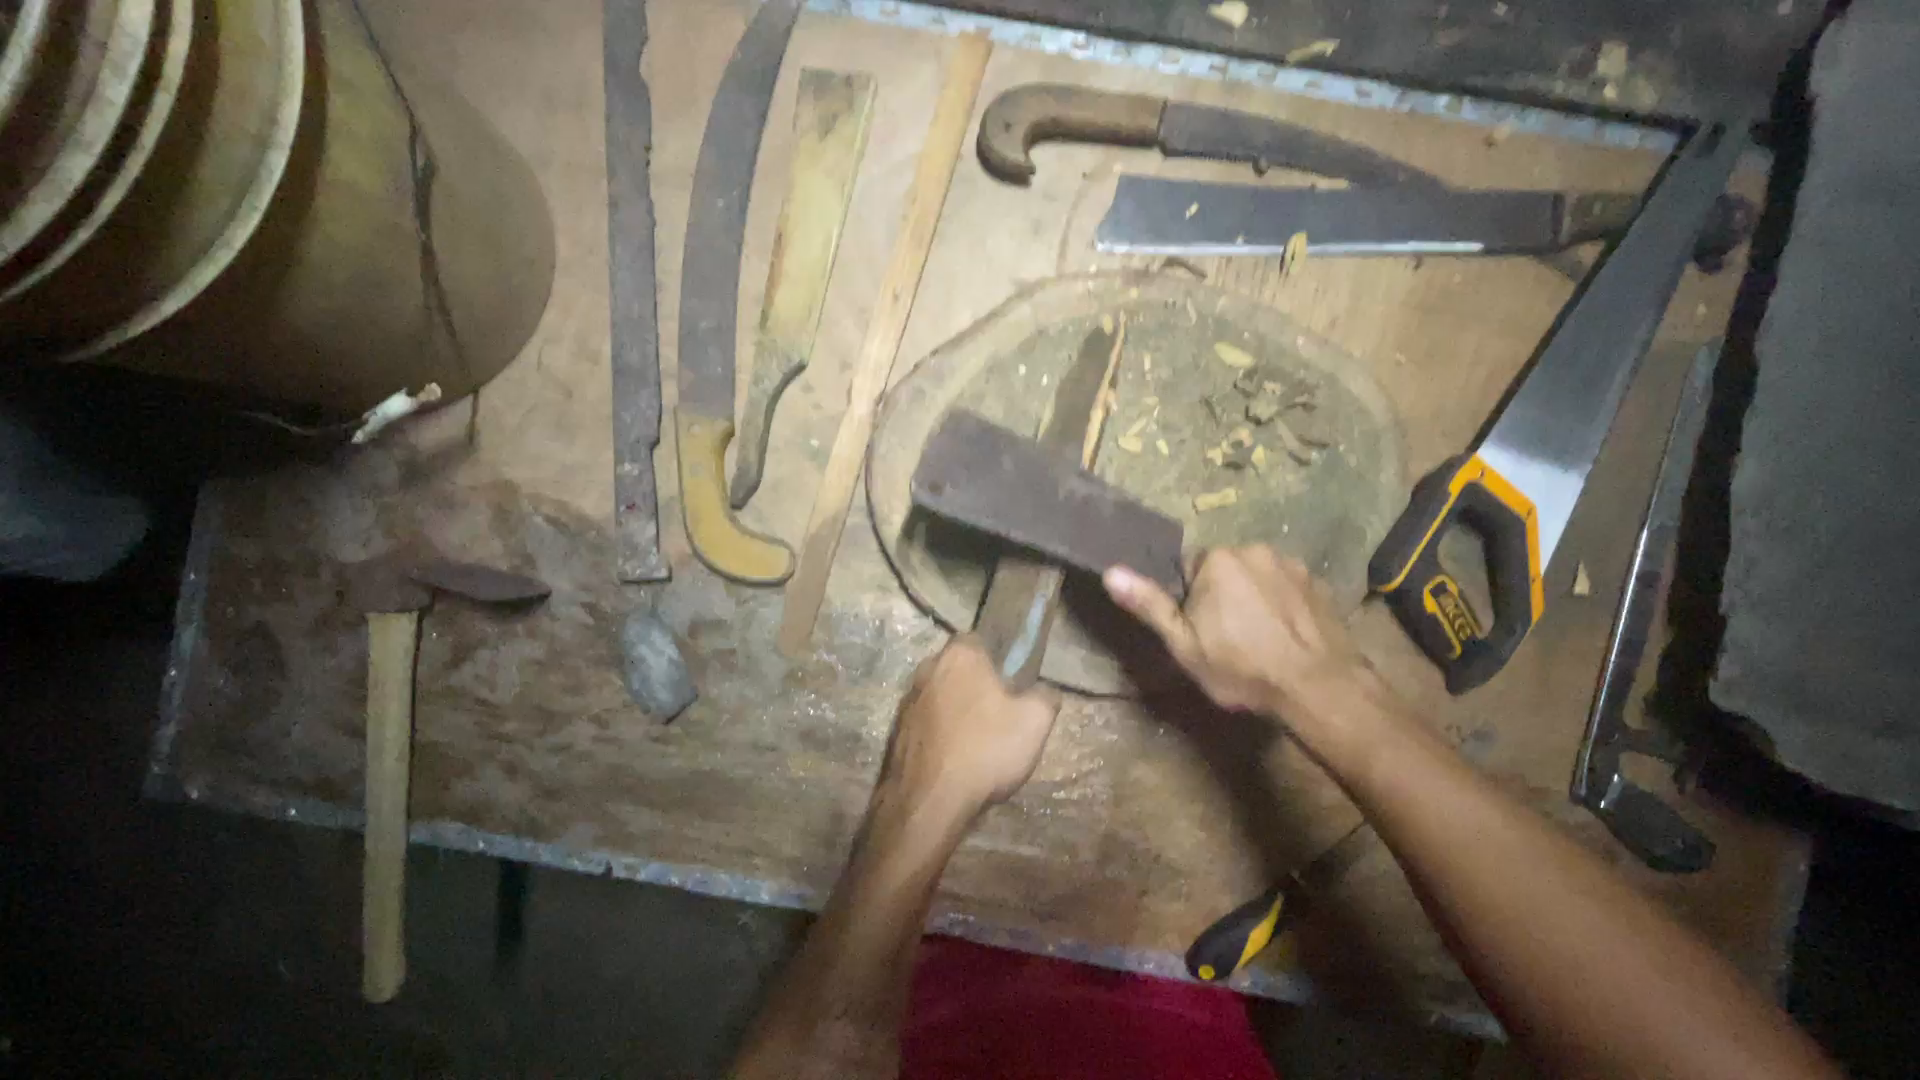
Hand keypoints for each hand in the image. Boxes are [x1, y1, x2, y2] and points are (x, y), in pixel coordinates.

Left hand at [882, 637, 1061, 813]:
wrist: (929, 802)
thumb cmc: (986, 750)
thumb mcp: (1035, 722)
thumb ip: (1045, 696)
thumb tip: (1043, 691)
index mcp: (959, 655)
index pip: (979, 640)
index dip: (997, 659)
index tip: (1012, 682)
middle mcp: (927, 669)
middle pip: (957, 668)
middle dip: (975, 684)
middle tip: (998, 712)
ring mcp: (906, 701)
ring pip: (939, 696)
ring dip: (955, 710)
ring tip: (977, 740)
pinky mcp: (895, 731)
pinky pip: (926, 723)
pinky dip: (939, 734)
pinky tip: (954, 758)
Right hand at [1103, 547, 1376, 722]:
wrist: (1319, 687)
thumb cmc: (1243, 668)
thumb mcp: (1184, 645)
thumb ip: (1150, 605)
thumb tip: (1110, 571)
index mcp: (1216, 560)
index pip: (1188, 569)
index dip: (1190, 601)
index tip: (1200, 630)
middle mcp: (1254, 550)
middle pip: (1224, 570)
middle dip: (1222, 595)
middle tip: (1228, 638)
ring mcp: (1292, 565)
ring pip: (1257, 577)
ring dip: (1254, 597)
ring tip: (1260, 639)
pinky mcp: (1319, 583)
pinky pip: (1287, 588)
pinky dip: (1283, 605)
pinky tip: (1285, 636)